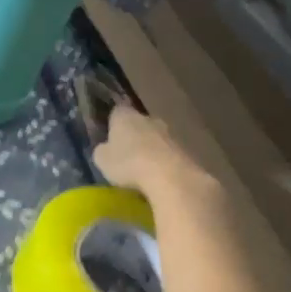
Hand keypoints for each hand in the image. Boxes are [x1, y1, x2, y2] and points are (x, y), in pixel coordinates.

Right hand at [93, 106, 212, 203]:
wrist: (172, 178)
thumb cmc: (129, 164)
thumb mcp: (102, 160)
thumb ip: (102, 151)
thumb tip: (105, 149)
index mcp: (125, 116)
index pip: (116, 112)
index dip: (112, 124)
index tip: (109, 138)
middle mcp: (149, 118)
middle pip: (139, 124)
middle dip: (134, 136)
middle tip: (126, 154)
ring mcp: (170, 134)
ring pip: (156, 139)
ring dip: (151, 150)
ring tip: (144, 170)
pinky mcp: (187, 151)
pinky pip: (170, 154)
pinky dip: (165, 163)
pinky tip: (160, 178)